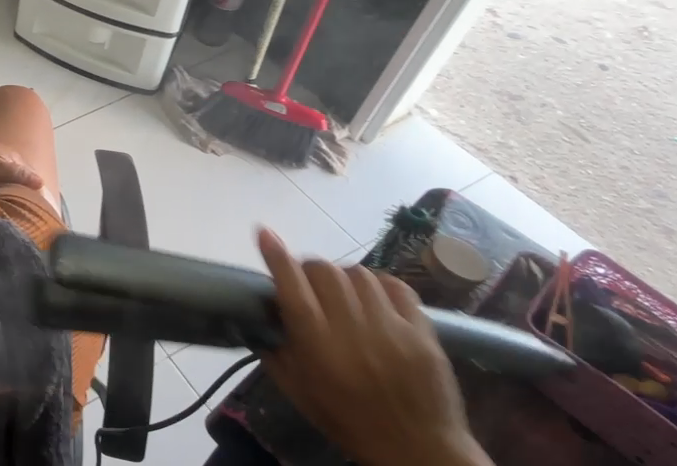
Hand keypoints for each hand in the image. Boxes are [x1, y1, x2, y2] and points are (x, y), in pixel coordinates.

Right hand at [256, 229, 490, 465]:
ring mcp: (392, 328)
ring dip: (343, 277)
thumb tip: (254, 317)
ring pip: (359, 273)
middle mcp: (353, 329)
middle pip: (324, 270)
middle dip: (309, 269)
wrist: (419, 451)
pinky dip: (380, 284)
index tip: (264, 233)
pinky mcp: (423, 332)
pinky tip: (374, 297)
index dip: (276, 255)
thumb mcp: (297, 391)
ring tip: (343, 293)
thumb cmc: (348, 420)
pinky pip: (397, 286)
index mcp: (318, 345)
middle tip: (309, 285)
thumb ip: (272, 350)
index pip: (292, 285)